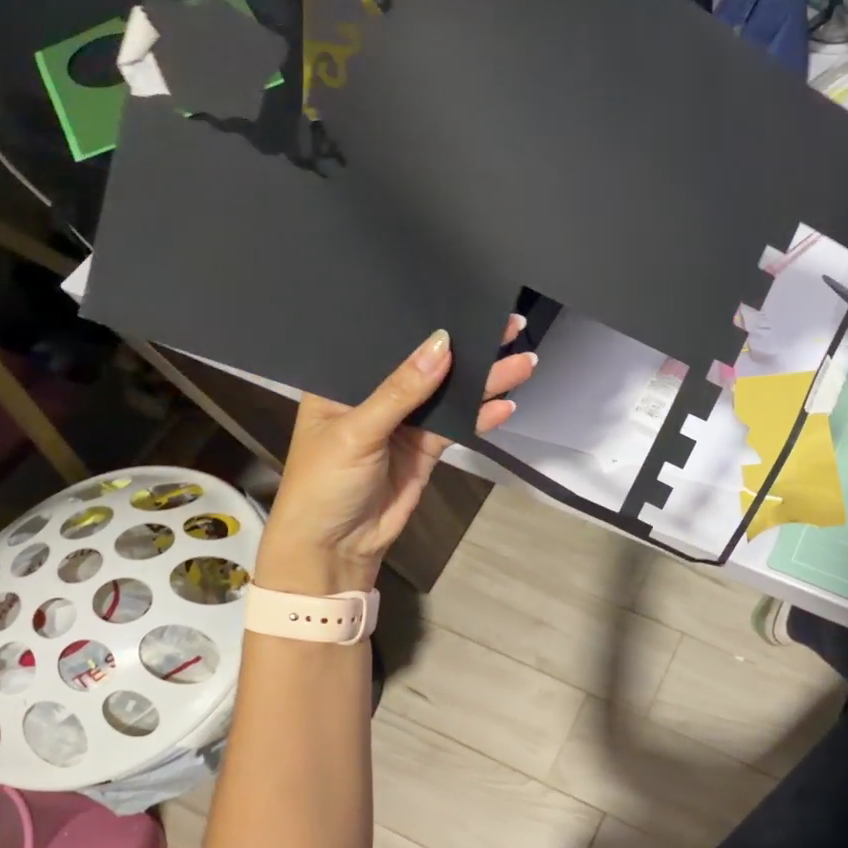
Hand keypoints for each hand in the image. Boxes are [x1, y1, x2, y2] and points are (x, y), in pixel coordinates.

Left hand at [257, 318, 534, 593]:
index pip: (388, 341)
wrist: (336, 547)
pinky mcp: (426, 448)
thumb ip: (402, 390)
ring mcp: (405, 423)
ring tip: (523, 361)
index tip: (461, 300)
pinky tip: (506, 405)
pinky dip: (481, 417)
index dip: (423, 321)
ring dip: (484, 380)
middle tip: (508, 325)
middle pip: (428, 365)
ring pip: (450, 394)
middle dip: (468, 347)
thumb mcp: (356, 432)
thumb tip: (443, 344)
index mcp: (343, 381)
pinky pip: (458, 425)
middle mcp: (376, 396)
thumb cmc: (324, 483)